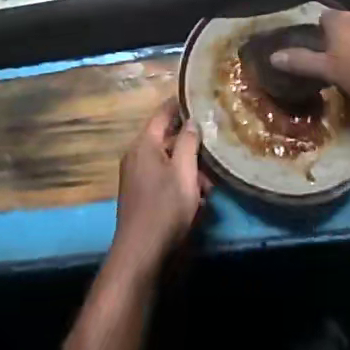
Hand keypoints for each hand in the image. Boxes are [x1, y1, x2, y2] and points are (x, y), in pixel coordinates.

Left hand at [108, 99, 205, 278]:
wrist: (142, 252)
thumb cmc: (165, 208)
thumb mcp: (184, 172)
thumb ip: (188, 143)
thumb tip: (192, 120)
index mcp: (143, 144)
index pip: (162, 113)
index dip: (180, 105)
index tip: (198, 97)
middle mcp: (136, 155)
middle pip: (166, 139)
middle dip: (191, 147)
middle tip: (214, 155)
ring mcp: (136, 175)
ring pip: (167, 161)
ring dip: (189, 170)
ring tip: (208, 188)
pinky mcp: (140, 194)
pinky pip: (163, 178)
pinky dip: (179, 184)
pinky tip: (196, 201)